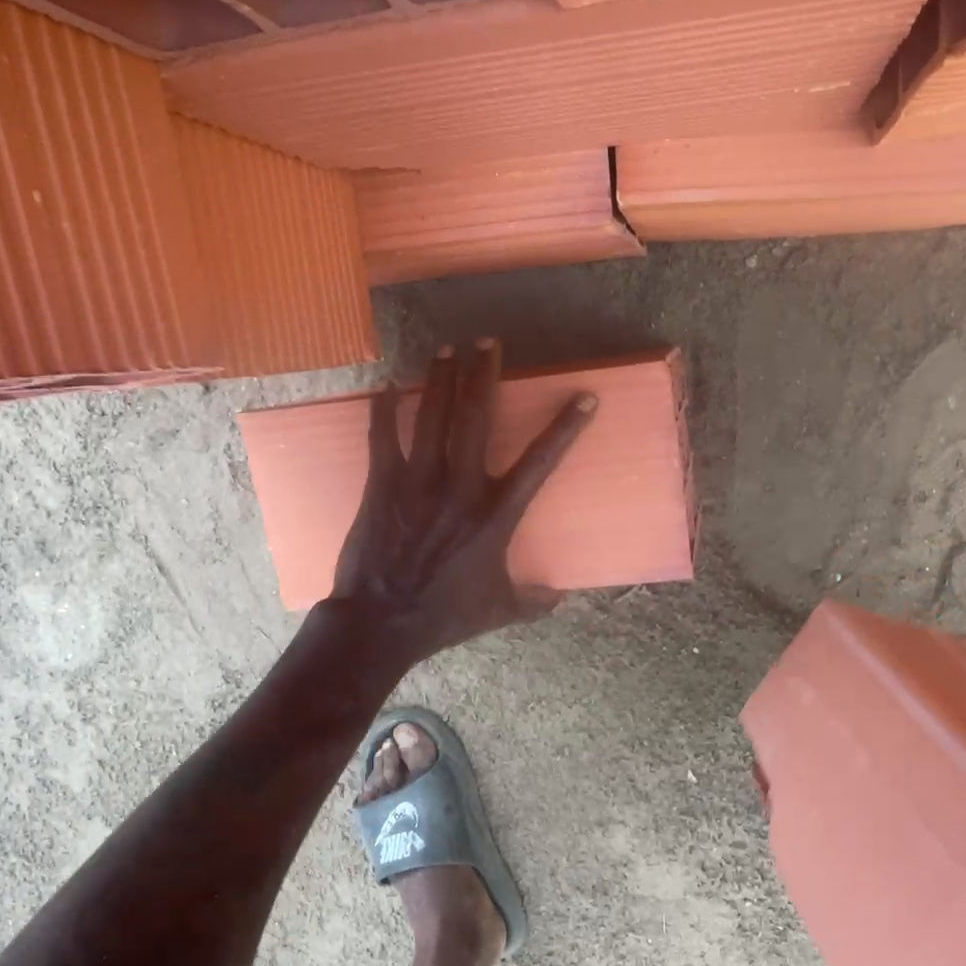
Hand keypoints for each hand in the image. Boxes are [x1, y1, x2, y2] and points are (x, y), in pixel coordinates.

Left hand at [329, 338, 595, 665]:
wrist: (380, 624)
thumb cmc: (445, 616)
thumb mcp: (500, 610)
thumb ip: (534, 601)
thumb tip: (559, 596)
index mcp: (496, 515)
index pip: (540, 462)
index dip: (566, 427)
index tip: (585, 396)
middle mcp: (460, 487)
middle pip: (477, 417)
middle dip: (484, 374)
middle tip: (489, 341)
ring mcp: (417, 483)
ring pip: (432, 416)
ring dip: (441, 378)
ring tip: (448, 346)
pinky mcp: (381, 486)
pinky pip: (382, 438)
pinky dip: (383, 408)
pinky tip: (387, 382)